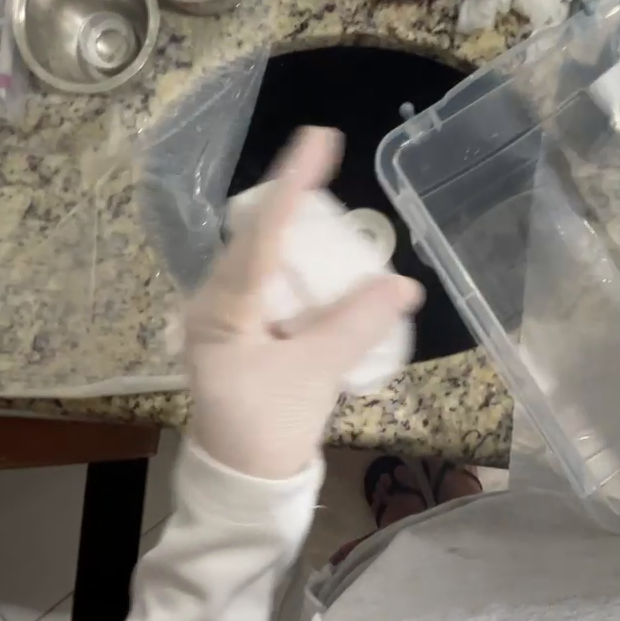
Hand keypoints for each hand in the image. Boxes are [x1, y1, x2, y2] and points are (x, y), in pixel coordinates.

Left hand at [185, 127, 424, 479]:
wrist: (244, 480)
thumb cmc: (270, 428)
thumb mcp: (316, 374)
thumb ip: (357, 326)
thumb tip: (406, 285)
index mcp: (223, 309)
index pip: (262, 234)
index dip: (293, 185)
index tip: (320, 140)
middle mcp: (213, 304)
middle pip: (257, 241)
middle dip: (294, 208)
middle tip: (331, 181)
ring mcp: (221, 320)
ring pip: (261, 264)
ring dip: (296, 244)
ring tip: (332, 226)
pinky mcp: (236, 336)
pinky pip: (266, 289)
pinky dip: (297, 278)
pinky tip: (321, 278)